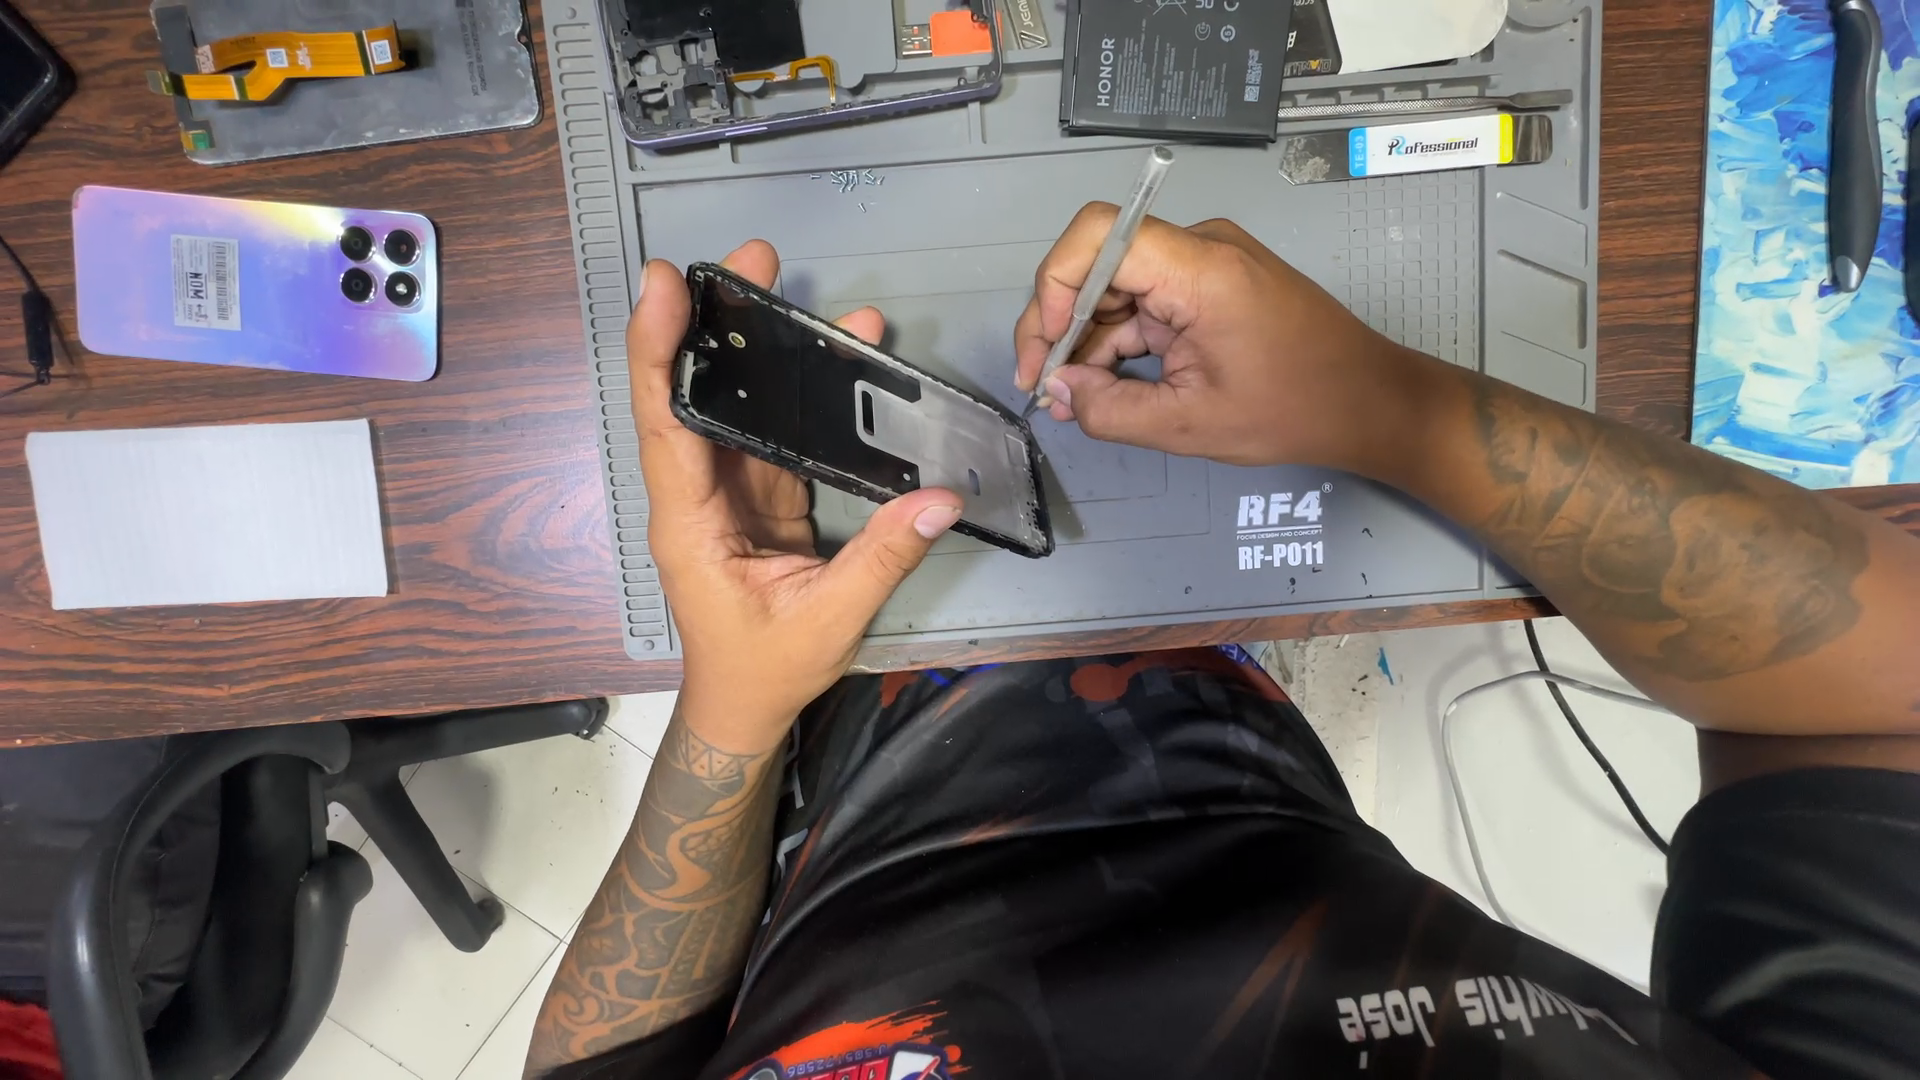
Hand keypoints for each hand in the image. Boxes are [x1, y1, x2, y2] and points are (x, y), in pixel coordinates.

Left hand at [629, 241, 963, 751]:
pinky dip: (796, 399)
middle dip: (713, 324)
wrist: (745, 704)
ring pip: (736, 410)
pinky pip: (771, 436)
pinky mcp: (758, 500)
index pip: (666, 425)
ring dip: (763, 354)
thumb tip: (940, 499)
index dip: (659, 351)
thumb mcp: (828, 617)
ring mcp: (728, 496)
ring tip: (798, 297)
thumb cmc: (766, 669)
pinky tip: (830, 366)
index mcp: (690, 524)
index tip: (664, 282)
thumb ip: (883, 557)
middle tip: (753, 263)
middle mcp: (698, 497)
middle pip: (694, 397)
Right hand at [1013, 204, 1419, 468]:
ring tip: (1069, 398)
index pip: (1097, 237)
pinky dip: (1115, 344)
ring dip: (1084, 342)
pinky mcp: (1204, 287)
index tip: (1045, 350)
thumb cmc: (1292, 410)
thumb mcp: (1187, 425)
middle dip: (1058, 326)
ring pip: (1113, 290)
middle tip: (1043, 386)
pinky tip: (1101, 385)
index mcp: (1199, 270)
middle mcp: (1197, 250)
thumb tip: (1058, 391)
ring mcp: (1201, 266)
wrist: (1365, 401)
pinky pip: (1141, 306)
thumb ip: (1109, 410)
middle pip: (1096, 264)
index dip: (1054, 287)